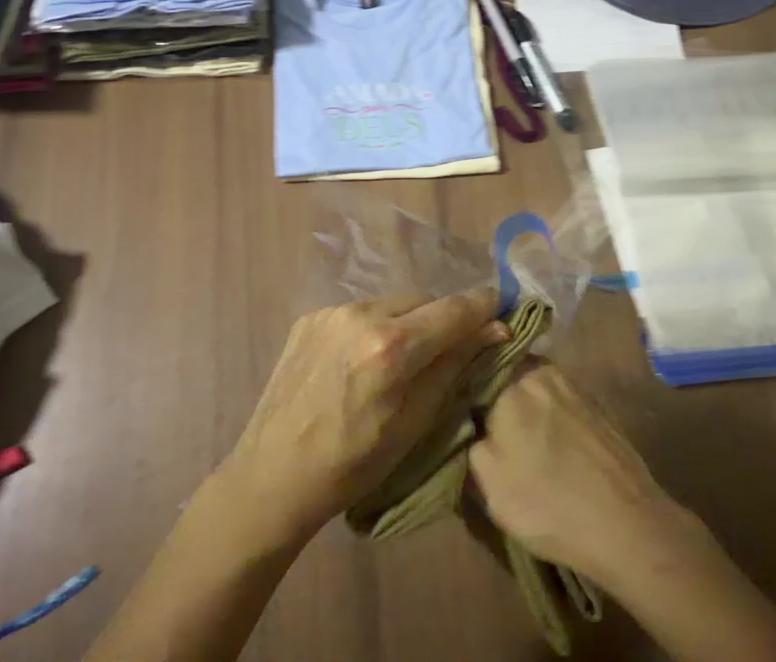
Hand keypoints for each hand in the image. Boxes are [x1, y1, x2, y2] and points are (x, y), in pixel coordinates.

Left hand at [217, 290, 507, 540]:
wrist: (273, 475)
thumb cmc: (352, 464)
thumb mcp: (415, 424)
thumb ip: (454, 368)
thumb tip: (492, 330)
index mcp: (391, 346)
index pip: (453, 309)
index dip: (484, 305)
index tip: (503, 307)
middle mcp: (360, 315)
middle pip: (422, 300)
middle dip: (442, 319)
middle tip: (450, 350)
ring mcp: (330, 313)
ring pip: (390, 303)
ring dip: (407, 322)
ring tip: (402, 361)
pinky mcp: (308, 318)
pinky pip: (358, 313)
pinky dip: (373, 328)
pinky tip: (364, 362)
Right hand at [468, 362, 697, 584]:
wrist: (627, 526)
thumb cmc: (546, 501)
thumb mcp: (486, 479)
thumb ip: (468, 439)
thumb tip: (470, 423)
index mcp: (511, 381)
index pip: (472, 366)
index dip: (458, 385)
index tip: (451, 405)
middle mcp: (544, 372)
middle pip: (505, 371)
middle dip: (491, 392)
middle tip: (478, 422)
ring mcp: (576, 388)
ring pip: (534, 386)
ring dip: (521, 405)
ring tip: (511, 436)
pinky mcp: (598, 409)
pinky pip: (558, 402)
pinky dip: (547, 416)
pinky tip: (545, 444)